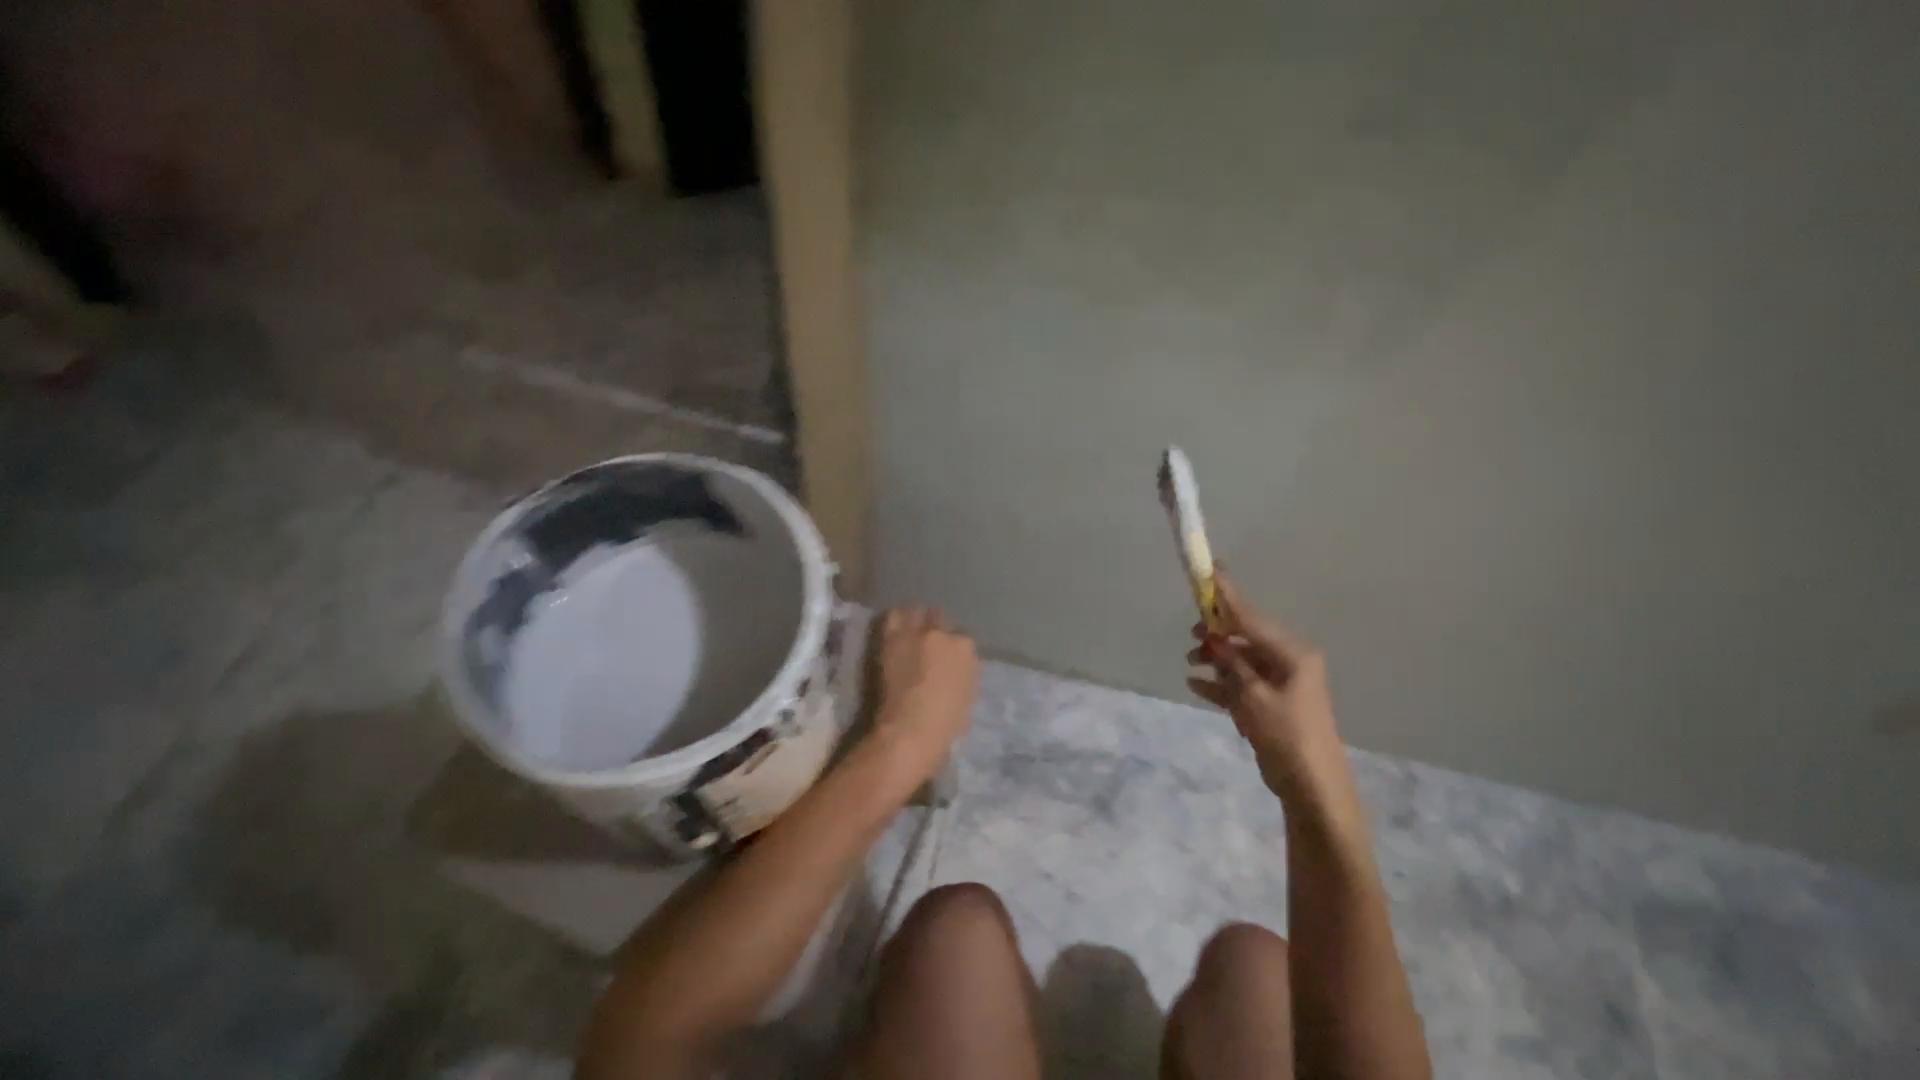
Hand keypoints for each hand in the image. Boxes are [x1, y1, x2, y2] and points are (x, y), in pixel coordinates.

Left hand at [872, 608, 977, 778]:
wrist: (912, 727)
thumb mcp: (967, 695)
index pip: (962, 637)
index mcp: (966, 648)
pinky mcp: (891, 638)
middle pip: (938, 617)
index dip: (952, 645)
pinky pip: (892, 618)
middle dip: (934, 627)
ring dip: (913, 619)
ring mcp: (915, 633)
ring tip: (907, 629)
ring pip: (914, 612)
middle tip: (926, 640)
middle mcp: (942, 633)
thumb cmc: (946, 722)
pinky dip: (894, 621)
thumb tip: (953, 668)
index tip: (946, 655)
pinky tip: (893, 631)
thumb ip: (962, 672)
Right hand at [1186, 575, 1342, 797]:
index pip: (1252, 618)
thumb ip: (1231, 664)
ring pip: (1242, 661)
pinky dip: (1221, 683)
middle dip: (1218, 633)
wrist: (1312, 787)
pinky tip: (1196, 684)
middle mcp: (1289, 663)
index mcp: (1293, 654)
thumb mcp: (1253, 698)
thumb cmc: (1286, 736)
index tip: (1211, 569)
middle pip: (1247, 637)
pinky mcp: (1272, 706)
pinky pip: (1242, 685)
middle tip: (1192, 634)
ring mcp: (1281, 685)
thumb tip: (1213, 638)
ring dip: (1217, 660)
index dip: (1228, 596)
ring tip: (1190, 663)